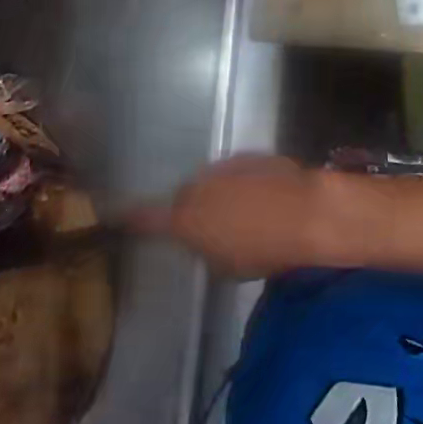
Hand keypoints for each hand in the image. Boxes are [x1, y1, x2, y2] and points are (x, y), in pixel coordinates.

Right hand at [136, 155, 347, 276]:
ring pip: (209, 183)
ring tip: (244, 215)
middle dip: (191, 210)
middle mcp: (195, 187)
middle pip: (183, 197)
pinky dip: (242, 186)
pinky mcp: (246, 157)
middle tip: (210, 228)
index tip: (116, 215)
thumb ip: (206, 249)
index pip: (146, 217)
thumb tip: (204, 242)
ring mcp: (220, 168)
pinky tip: (264, 201)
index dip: (131, 217)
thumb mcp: (228, 266)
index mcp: (184, 219)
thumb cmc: (264, 250)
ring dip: (219, 196)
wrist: (306, 212)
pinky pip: (234, 174)